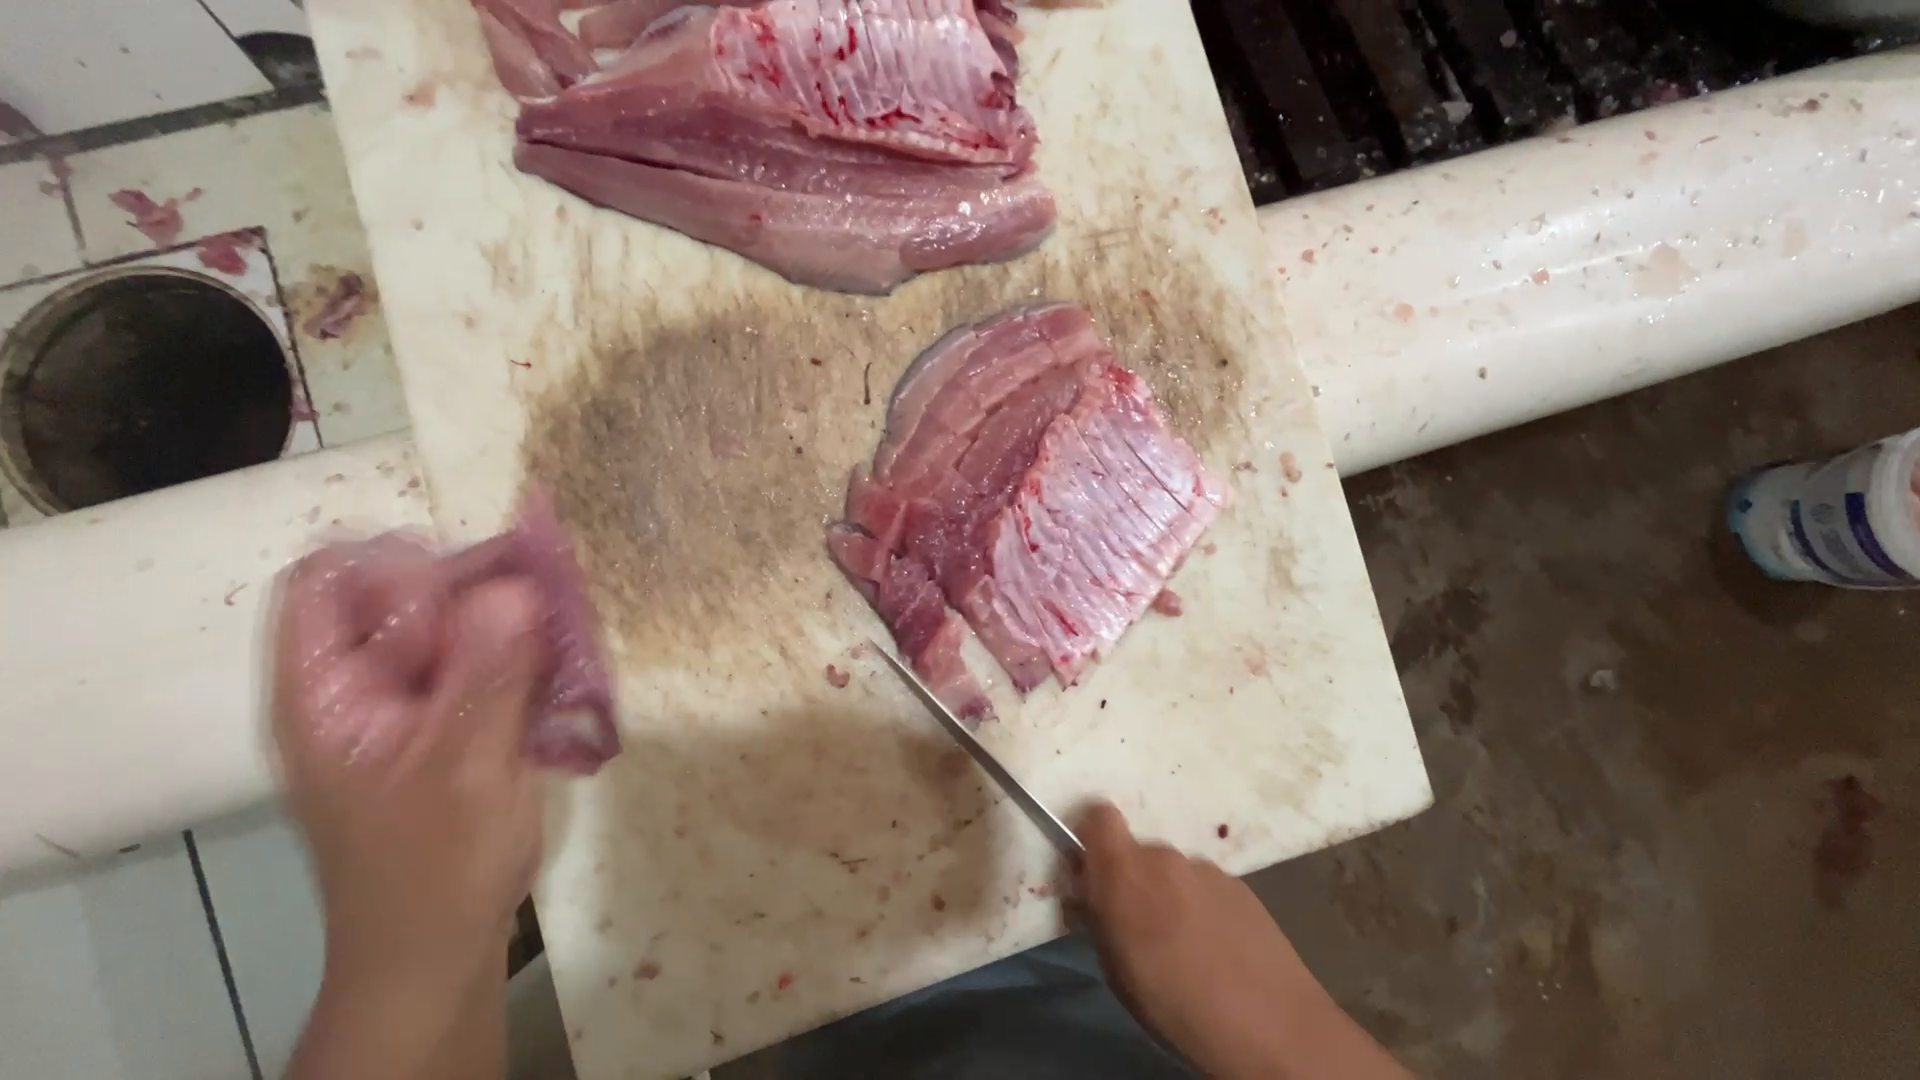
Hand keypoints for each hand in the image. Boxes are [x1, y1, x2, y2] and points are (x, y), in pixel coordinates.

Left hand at [272, 536, 550, 1078]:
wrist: (440, 947)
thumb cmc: (432, 868)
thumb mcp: (462, 769)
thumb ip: (489, 675)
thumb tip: (517, 585)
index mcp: (327, 692)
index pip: (325, 584)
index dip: (392, 563)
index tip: (474, 579)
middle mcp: (363, 684)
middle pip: (403, 596)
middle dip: (477, 585)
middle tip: (549, 590)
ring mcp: (412, 703)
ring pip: (456, 626)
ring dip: (514, 618)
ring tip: (570, 623)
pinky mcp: (455, 721)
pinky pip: (489, 661)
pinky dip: (528, 652)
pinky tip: (570, 662)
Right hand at [1074, 803, 1409, 1079]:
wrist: (1274, 1028)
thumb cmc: (1178, 1008)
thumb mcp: (1116, 972)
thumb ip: (1097, 918)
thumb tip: (1087, 890)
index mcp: (1125, 874)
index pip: (1097, 816)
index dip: (1090, 837)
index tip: (1090, 873)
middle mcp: (1164, 859)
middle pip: (1135, 851)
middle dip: (1129, 880)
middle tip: (1135, 927)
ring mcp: (1206, 869)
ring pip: (1170, 871)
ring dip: (1166, 896)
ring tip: (1181, 946)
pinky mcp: (1240, 885)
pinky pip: (1202, 886)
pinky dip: (1199, 907)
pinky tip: (1213, 950)